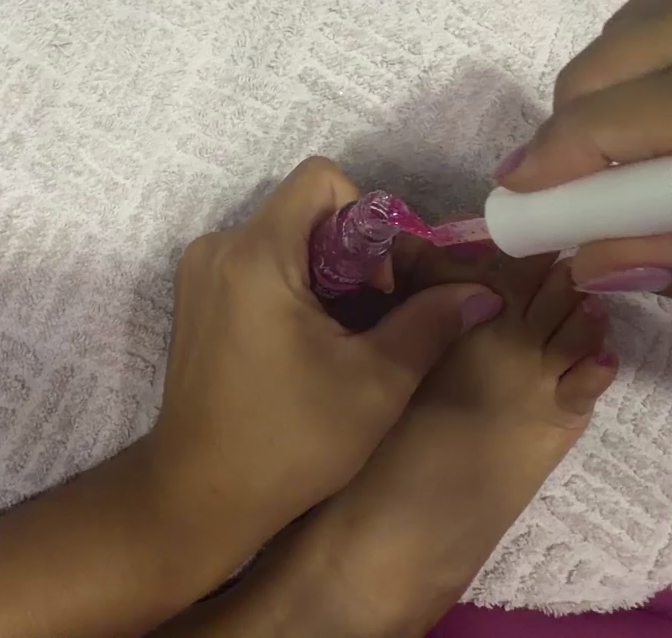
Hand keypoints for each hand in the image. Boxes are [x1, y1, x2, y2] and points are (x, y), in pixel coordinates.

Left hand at [146, 157, 504, 550]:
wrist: (199, 493)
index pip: (320, 178)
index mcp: (255, 253)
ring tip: (336, 340)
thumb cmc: (289, 441)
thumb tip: (478, 291)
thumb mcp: (374, 383)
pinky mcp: (193, 294)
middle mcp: (217, 246)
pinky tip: (300, 344)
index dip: (365, 216)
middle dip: (347, 253)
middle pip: (301, 210)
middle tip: (367, 319)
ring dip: (320, 274)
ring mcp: (198, 270)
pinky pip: (253, 261)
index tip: (376, 284)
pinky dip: (288, 285)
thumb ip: (428, 322)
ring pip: (280, 237)